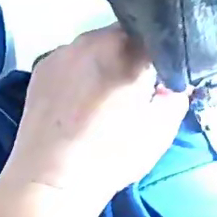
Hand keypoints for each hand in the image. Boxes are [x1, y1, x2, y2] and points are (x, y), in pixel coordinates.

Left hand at [0, 26, 188, 208]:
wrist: (51, 179)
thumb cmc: (111, 156)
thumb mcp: (160, 131)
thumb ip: (175, 98)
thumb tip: (171, 86)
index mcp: (130, 51)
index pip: (157, 38)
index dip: (162, 57)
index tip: (162, 79)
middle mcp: (95, 40)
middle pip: (124, 36)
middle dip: (133, 57)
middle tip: (134, 91)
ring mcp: (64, 52)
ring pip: (95, 46)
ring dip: (105, 63)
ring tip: (104, 99)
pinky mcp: (42, 67)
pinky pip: (70, 60)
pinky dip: (79, 72)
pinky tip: (78, 101)